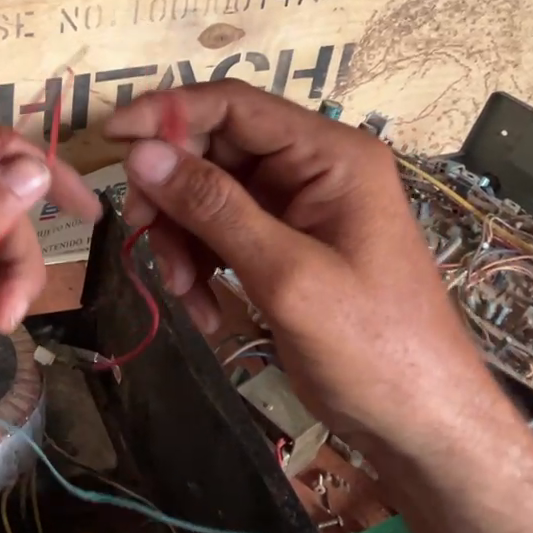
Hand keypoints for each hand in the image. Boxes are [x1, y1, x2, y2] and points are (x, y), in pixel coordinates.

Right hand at [103, 82, 505, 457]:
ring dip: (179, 236)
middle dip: (171, 191)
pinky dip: (196, 262)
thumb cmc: (374, 346)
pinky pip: (215, 230)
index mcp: (328, 154)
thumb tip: (140, 154)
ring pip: (204, 192)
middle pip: (211, 149)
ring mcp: (292, 205)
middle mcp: (308, 167)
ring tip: (181, 289)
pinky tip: (202, 307)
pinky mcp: (277, 241)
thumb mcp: (286, 274)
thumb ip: (213, 207)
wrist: (420, 427)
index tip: (111, 136)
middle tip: (141, 228)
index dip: (167, 112)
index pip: (233, 105)